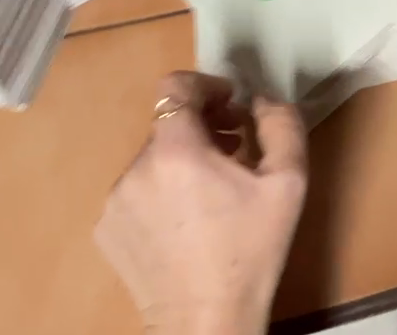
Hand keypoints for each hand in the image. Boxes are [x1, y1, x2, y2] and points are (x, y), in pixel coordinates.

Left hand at [96, 72, 307, 334]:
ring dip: (185, 157)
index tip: (230, 104)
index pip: (174, 87)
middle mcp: (136, 170)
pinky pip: (138, 188)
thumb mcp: (288, 180)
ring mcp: (115, 203)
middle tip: (236, 146)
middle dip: (204, 124)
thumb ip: (281, 123)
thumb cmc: (251, 250)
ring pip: (155, 157)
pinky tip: (190, 218)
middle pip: (169, 124)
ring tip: (216, 187)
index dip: (205, 84)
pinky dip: (164, 187)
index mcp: (177, 152)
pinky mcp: (107, 230)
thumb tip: (260, 100)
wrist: (208, 324)